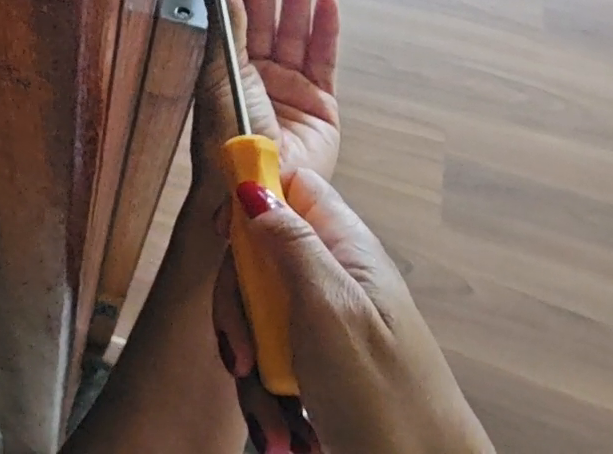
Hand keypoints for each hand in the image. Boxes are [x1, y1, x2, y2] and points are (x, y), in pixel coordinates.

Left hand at [190, 0, 340, 215]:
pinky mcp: (319, 105)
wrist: (256, 189)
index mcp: (227, 68)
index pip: (236, 15)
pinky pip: (324, 58)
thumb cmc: (226, 141)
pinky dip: (326, 29)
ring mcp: (289, 88)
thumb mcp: (221, 75)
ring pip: (295, 30)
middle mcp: (258, 75)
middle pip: (266, 16)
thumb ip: (227, 27)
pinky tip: (326, 1)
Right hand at [224, 172, 494, 453]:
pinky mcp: (314, 361)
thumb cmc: (390, 403)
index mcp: (346, 248)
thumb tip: (252, 184)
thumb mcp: (331, 309)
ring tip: (272, 414)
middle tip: (242, 351)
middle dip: (239, 304)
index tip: (223, 230)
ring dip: (251, 360)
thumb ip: (289, 241)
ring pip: (256, 309)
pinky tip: (281, 429)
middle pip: (258, 253)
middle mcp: (333, 277)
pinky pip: (268, 355)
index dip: (251, 194)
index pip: (292, 185)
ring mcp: (322, 321)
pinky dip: (265, 393)